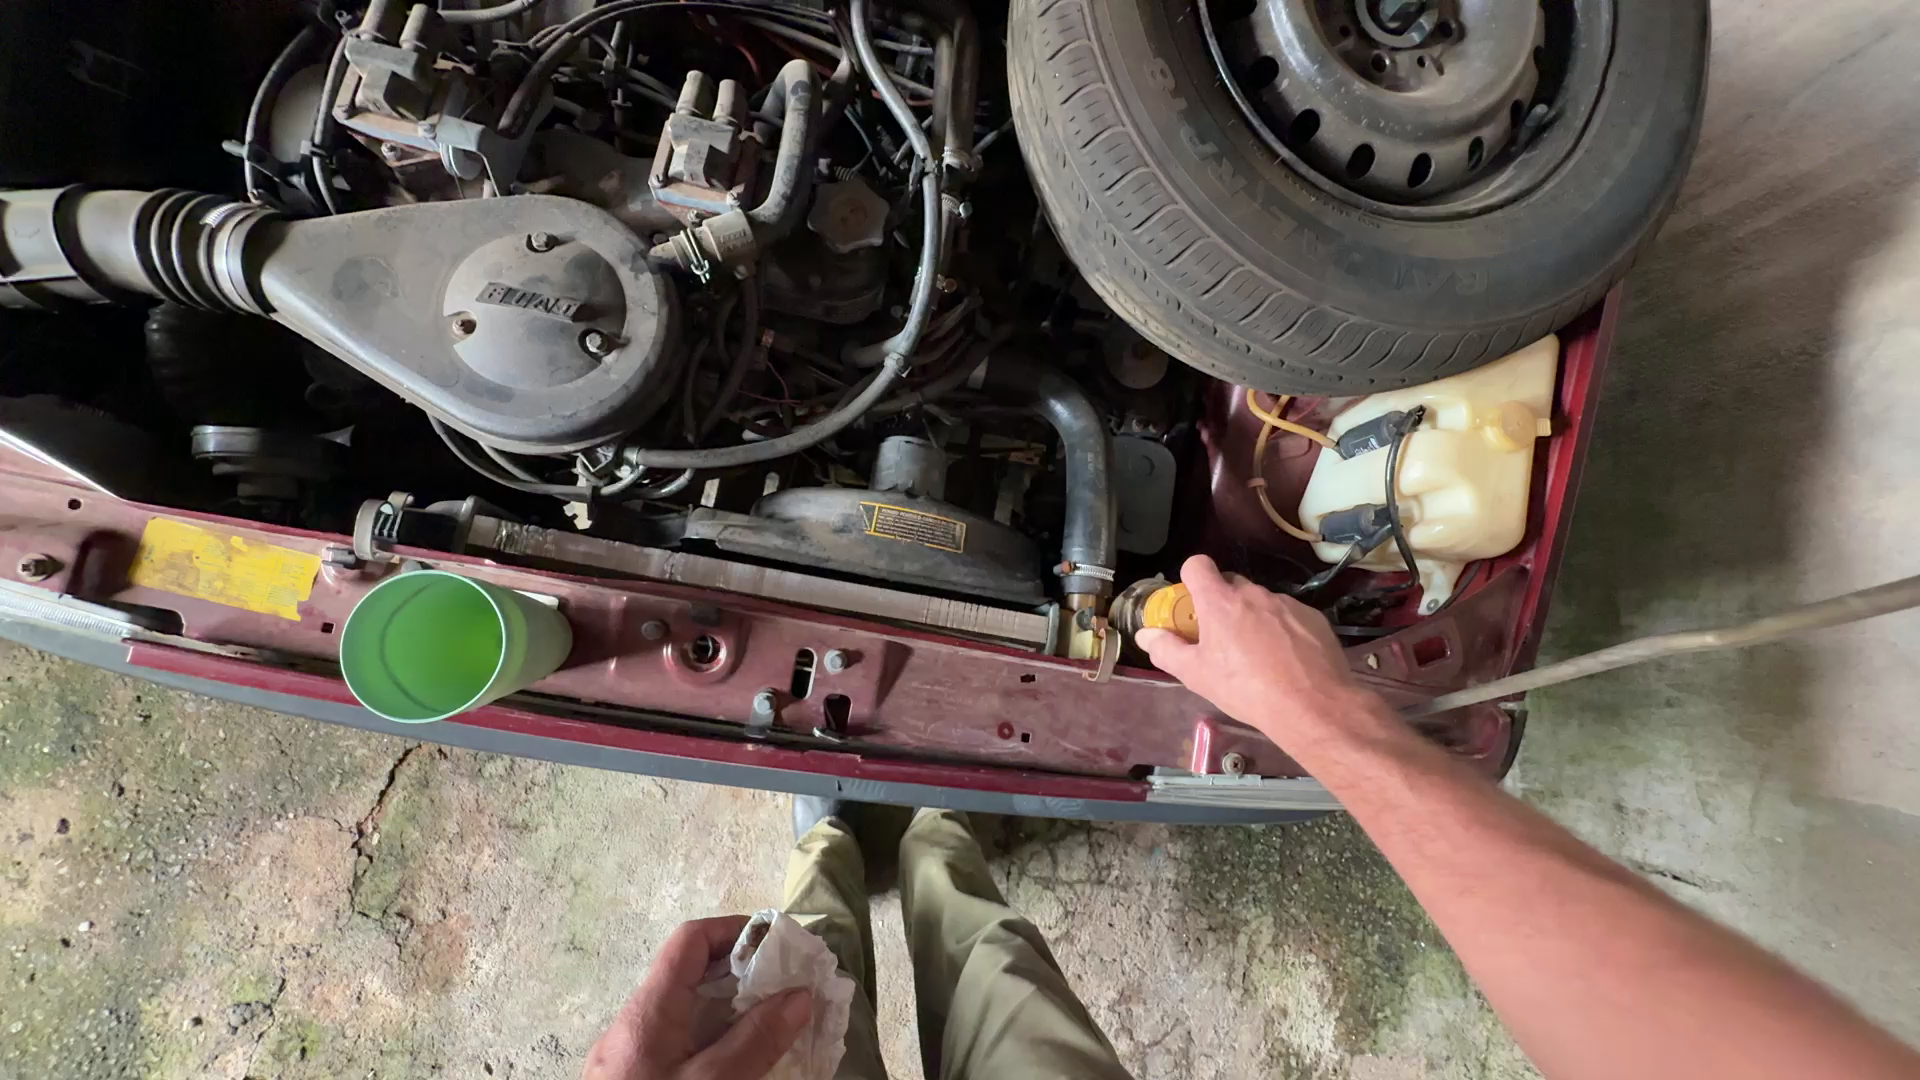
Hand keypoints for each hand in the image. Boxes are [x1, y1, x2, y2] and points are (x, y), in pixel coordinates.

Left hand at [583, 916, 812, 1079]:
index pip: (691, 940)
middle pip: (690, 975)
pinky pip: (678, 1046)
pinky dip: (713, 1043)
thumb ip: (756, 1040)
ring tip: (774, 1026)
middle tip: (787, 988)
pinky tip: (740, 1066)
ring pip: (686, 1013)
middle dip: (743, 973)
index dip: (735, 929)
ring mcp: (628, 1060)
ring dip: (732, 1011)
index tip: (778, 944)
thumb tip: (800, 995)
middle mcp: (632, 1027)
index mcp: (647, 1013)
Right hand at [1138, 555, 1392, 755]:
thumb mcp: (1196, 675)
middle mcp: (1253, 594)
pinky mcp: (1313, 617)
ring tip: (1259, 655)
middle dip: (1222, 603)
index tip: (1192, 602)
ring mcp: (1287, 603)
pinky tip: (1287, 659)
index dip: (1191, 578)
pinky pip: (1289, 615)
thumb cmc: (1245, 688)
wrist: (1312, 706)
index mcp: (1220, 602)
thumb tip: (1145, 634)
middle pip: (1230, 584)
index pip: (1198, 565)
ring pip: (1261, 601)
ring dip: (1254, 618)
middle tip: (1222, 637)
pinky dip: (1283, 629)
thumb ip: (1166, 650)